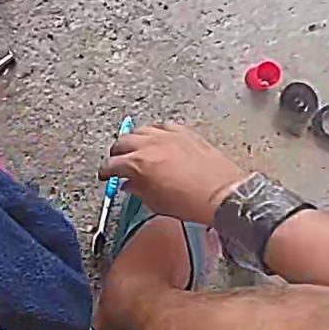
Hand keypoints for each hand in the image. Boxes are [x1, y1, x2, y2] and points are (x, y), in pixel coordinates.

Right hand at [98, 124, 250, 225]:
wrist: (223, 195)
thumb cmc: (192, 202)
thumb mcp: (156, 203)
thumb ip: (138, 190)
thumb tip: (131, 185)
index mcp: (139, 164)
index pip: (112, 165)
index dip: (105, 172)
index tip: (105, 176)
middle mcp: (151, 145)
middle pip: (122, 142)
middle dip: (116, 153)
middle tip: (117, 162)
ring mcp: (168, 136)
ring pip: (141, 130)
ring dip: (134, 139)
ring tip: (135, 149)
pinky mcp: (185, 133)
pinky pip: (164, 126)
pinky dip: (157, 132)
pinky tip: (158, 139)